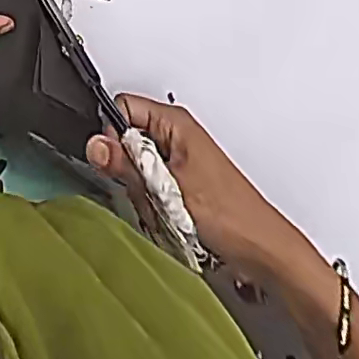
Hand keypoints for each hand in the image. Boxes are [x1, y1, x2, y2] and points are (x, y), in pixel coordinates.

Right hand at [87, 94, 295, 274]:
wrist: (262, 251)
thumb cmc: (232, 216)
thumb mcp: (168, 189)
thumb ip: (127, 164)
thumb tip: (96, 145)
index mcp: (174, 122)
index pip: (121, 107)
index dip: (112, 134)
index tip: (118, 162)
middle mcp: (176, 134)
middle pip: (126, 140)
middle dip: (129, 171)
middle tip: (148, 190)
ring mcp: (178, 158)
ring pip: (135, 167)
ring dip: (142, 193)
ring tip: (164, 208)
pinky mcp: (180, 181)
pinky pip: (148, 186)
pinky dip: (152, 204)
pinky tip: (168, 218)